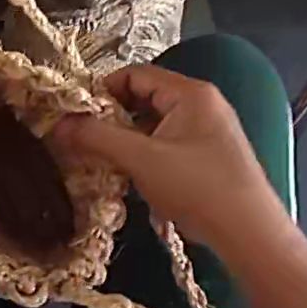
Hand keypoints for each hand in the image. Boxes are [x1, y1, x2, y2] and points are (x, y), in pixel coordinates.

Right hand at [52, 65, 286, 249]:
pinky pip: (163, 144)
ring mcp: (205, 132)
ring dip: (124, 138)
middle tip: (83, 137)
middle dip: (110, 116)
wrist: (248, 233)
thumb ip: (97, 138)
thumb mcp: (141, 159)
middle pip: (142, 97)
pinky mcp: (205, 157)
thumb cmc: (198, 187)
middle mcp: (201, 105)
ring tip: (100, 158)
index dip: (102, 90)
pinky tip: (128, 174)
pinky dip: (142, 153)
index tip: (75, 114)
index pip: (135, 73)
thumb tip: (58, 124)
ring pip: (151, 124)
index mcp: (190, 94)